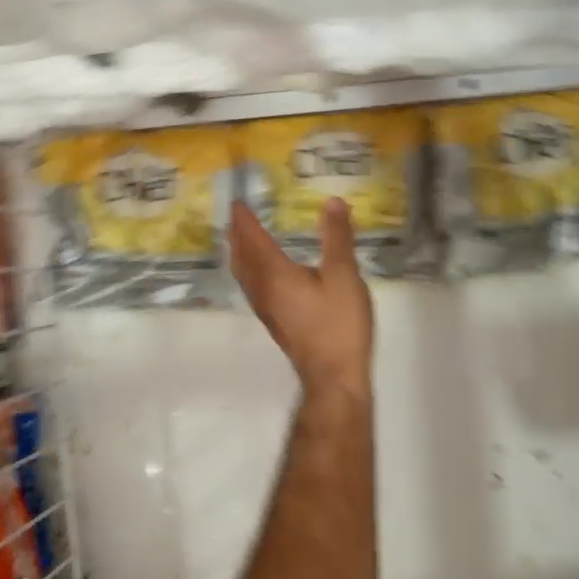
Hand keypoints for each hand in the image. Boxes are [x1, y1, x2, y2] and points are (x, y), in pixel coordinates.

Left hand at [230, 198, 373, 395]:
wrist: (334, 376)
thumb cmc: (338, 324)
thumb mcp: (344, 276)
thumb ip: (337, 239)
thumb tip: (331, 201)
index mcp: (276, 275)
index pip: (254, 241)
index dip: (245, 221)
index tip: (236, 202)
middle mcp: (264, 292)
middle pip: (242, 260)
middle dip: (237, 238)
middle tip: (234, 220)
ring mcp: (269, 311)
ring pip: (245, 278)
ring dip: (240, 257)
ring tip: (240, 244)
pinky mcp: (277, 324)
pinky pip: (254, 290)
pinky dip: (251, 273)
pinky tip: (264, 278)